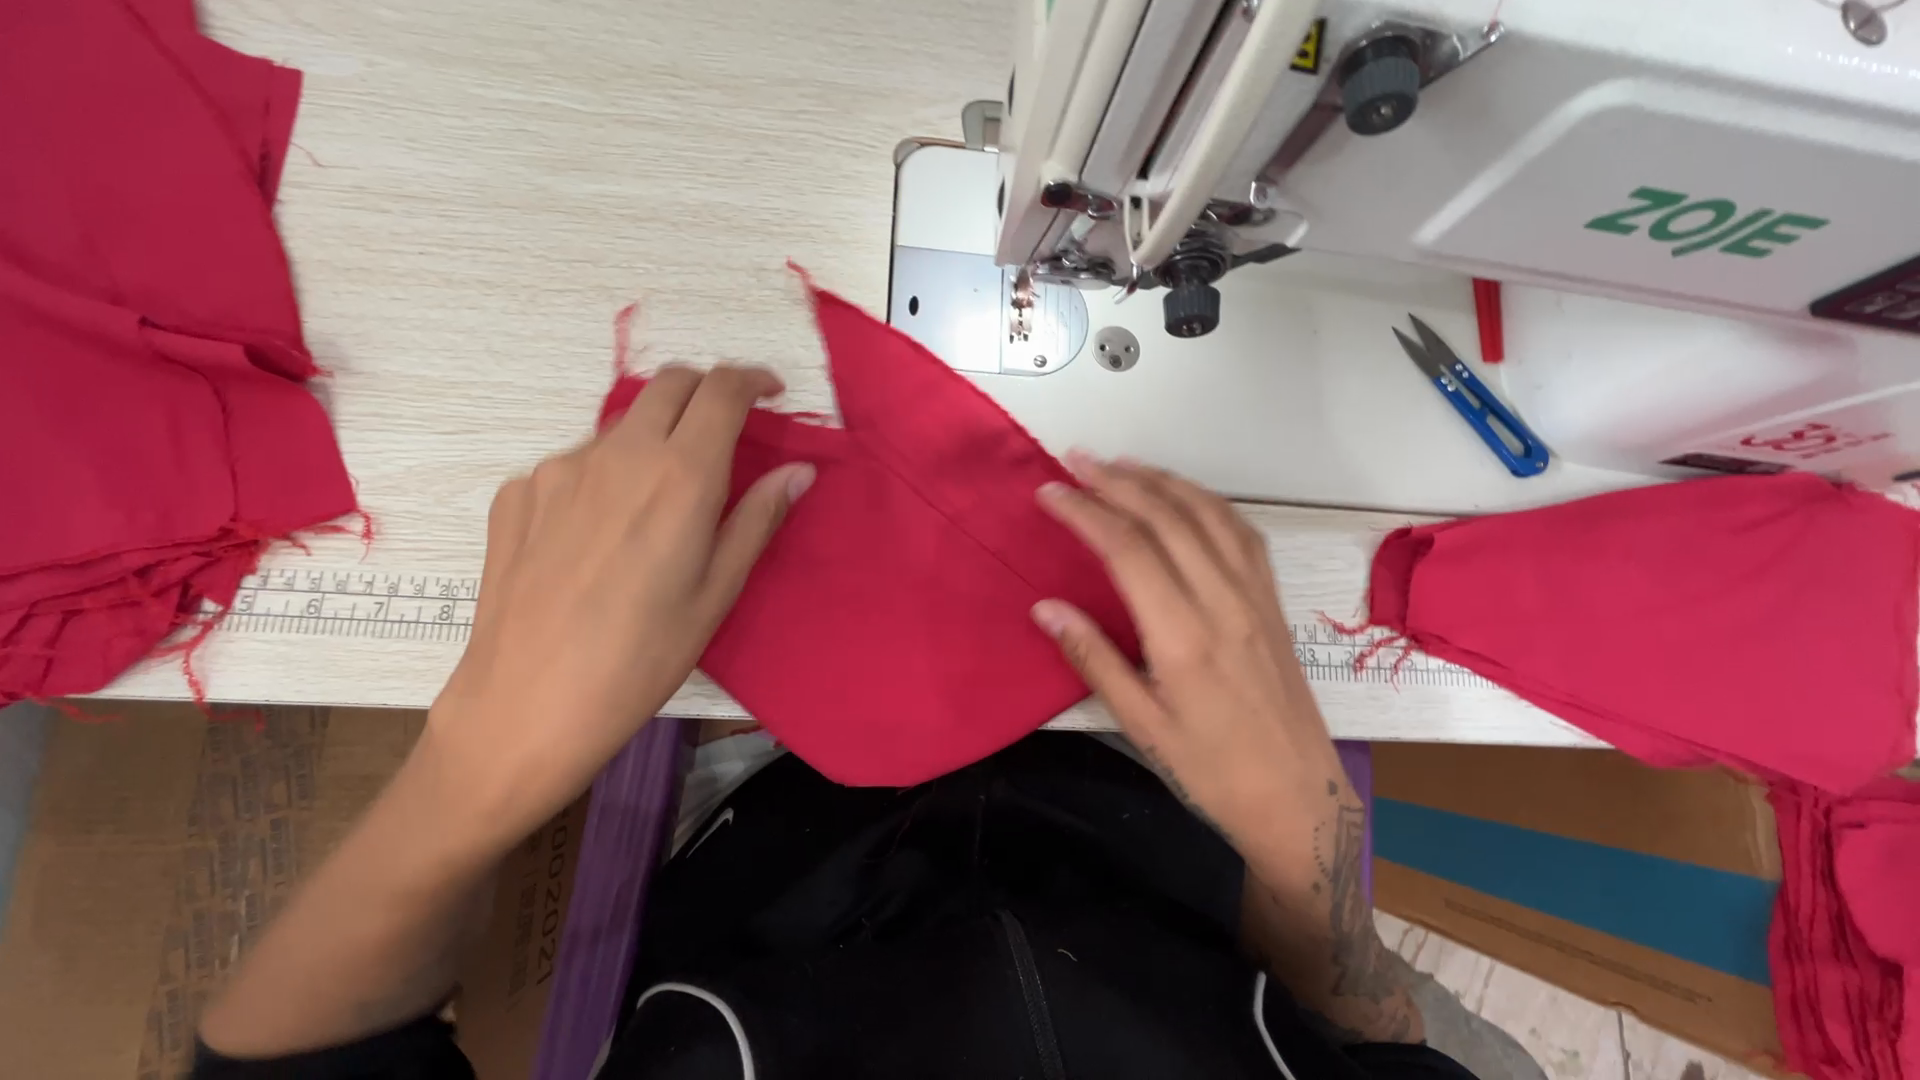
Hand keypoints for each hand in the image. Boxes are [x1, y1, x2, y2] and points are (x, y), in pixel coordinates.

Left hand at [420, 365, 813, 853]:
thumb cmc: (643, 657)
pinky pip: (575, 463)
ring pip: (621, 425)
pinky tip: (601, 534)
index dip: (753, 380)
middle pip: (669, 383)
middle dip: (706, 391)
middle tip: (725, 431)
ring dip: (654, 437)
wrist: (526, 703)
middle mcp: (618, 453)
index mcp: (680, 475)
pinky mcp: (518, 492)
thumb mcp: (718, 592)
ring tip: (659, 503)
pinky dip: (604, 475)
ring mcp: (558, 468)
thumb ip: (758, 519)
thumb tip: (799, 470)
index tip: (770, 393)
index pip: (722, 390)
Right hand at [1030, 453, 1339, 843]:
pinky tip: (1185, 496)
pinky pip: (1242, 533)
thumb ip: (1093, 660)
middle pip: (1167, 518)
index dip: (1085, 512)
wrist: (1297, 798)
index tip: (1049, 491)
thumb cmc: (1211, 771)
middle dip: (1117, 480)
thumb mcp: (1141, 727)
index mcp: (1184, 636)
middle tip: (1076, 459)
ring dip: (1162, 481)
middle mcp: (1223, 602)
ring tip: (1121, 464)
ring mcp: (1255, 597)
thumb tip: (1046, 607)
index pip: (1128, 549)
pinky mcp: (1272, 602)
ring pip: (1208, 515)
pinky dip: (1207, 501)